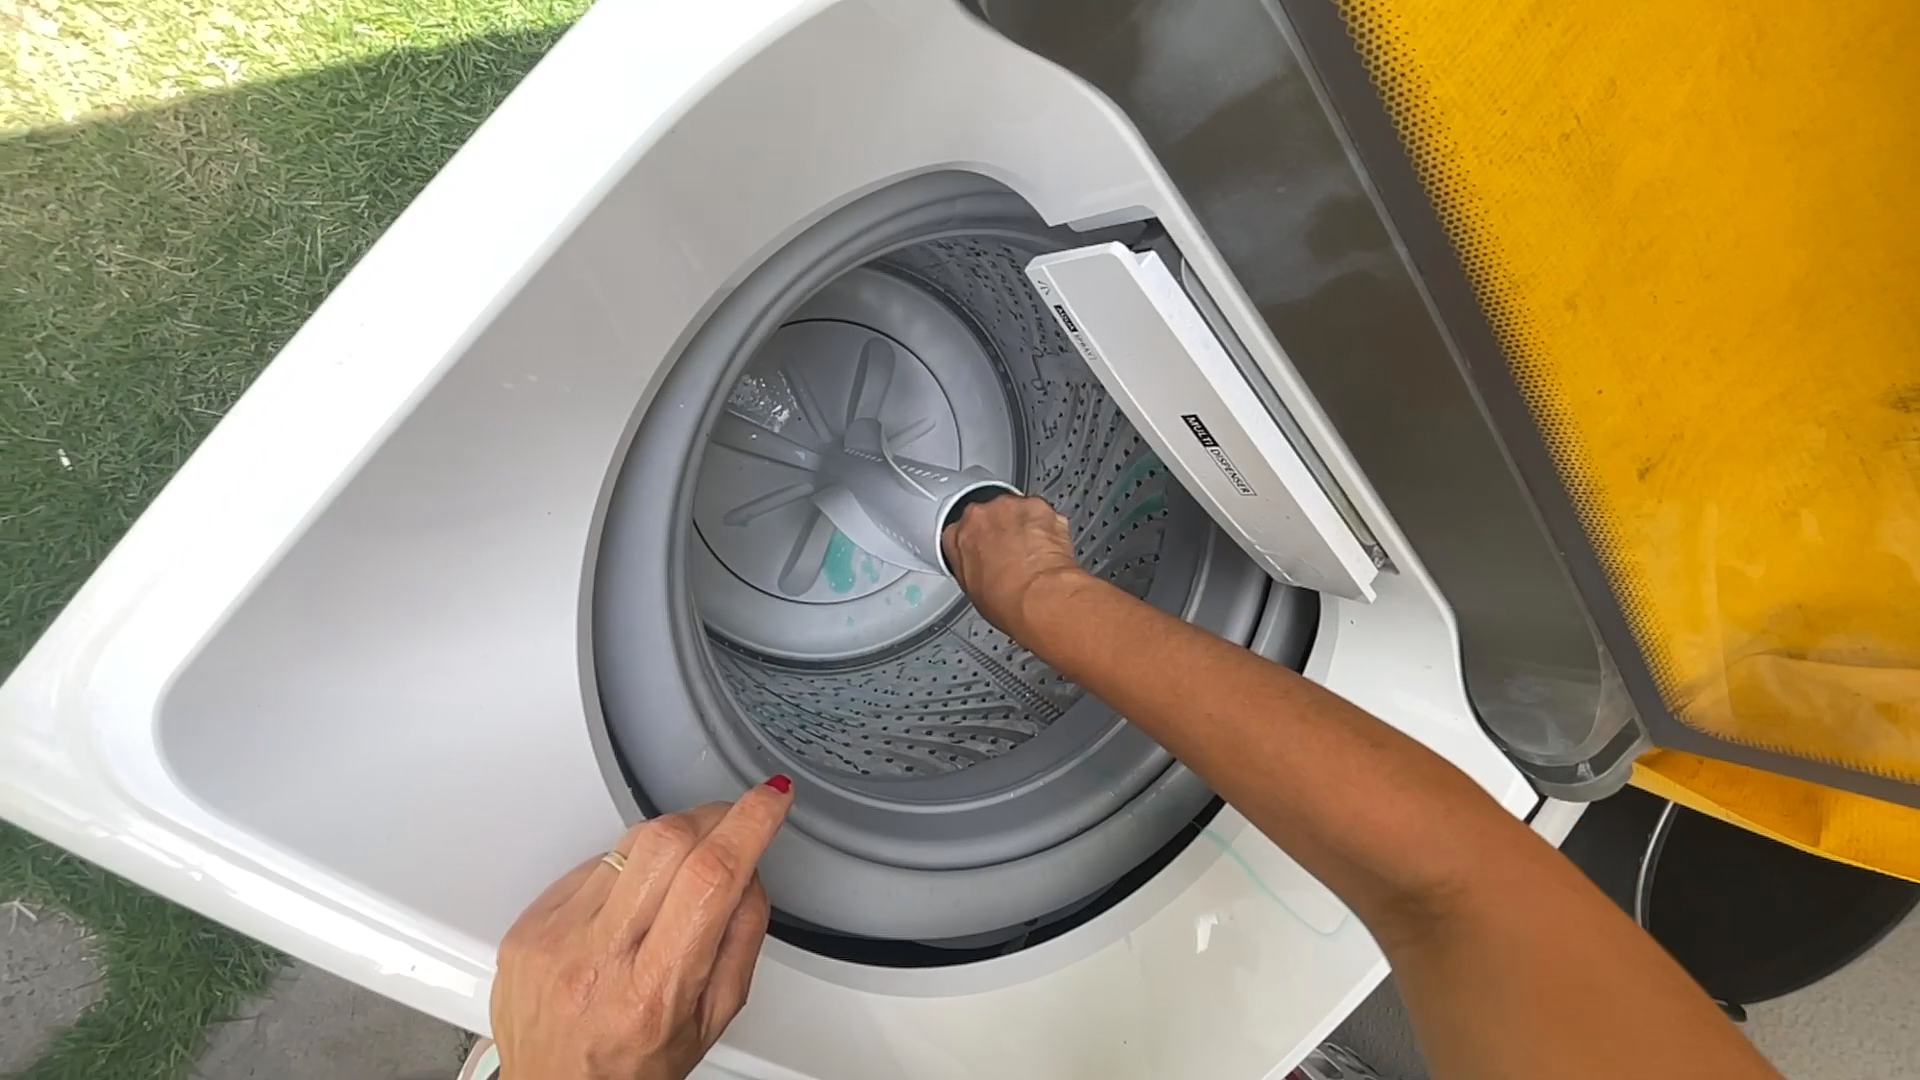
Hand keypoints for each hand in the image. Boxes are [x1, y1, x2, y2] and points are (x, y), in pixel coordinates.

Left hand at [490, 780, 793, 1079]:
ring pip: (634, 839)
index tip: (772, 797)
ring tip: (674, 881)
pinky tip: (630, 903)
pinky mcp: (528, 923)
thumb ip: (744, 932)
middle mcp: (596, 960)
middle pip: (668, 840)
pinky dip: (630, 866)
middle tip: (729, 830)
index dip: (749, 822)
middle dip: (713, 818)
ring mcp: (555, 938)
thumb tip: (749, 862)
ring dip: (673, 840)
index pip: (710, 876)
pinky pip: (597, 859)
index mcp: (652, 991)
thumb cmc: (635, 1067)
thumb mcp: (715, 1014)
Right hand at [941, 494, 1094, 640]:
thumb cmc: (1007, 599)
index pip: (963, 531)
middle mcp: (982, 515)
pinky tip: (1049, 548)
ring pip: (1018, 512)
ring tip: (1034, 554)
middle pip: (992, 516)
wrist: (1039, 597)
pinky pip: (1042, 514)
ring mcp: (1011, 508)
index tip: (987, 553)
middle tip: (1013, 555)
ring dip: (1025, 527)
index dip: (978, 543)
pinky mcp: (1039, 507)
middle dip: (1002, 531)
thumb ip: (971, 565)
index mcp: (959, 535)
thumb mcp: (972, 589)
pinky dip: (1047, 527)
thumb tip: (981, 569)